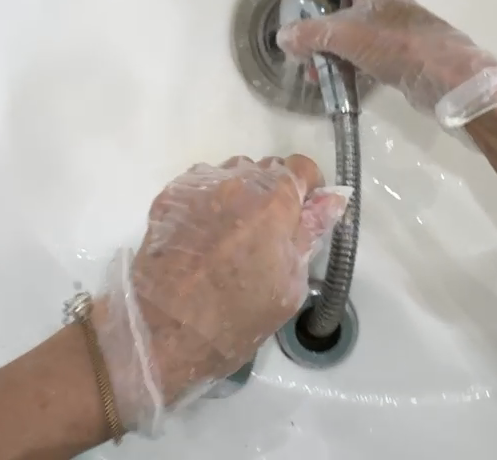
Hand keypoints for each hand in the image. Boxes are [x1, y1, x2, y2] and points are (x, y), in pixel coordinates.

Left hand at [95, 155, 350, 433]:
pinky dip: (209, 201)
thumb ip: (311, 234)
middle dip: (274, 194)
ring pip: (232, 174)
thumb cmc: (236, 316)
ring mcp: (200, 183)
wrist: (164, 328)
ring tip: (232, 237)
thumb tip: (332, 200)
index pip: (302, 167)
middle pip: (266, 169)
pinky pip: (201, 184)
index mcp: (274, 200)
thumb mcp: (290, 284)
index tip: (304, 213)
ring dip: (240, 195)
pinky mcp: (171, 193)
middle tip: (267, 236)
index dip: (308, 188)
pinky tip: (204, 236)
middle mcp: (237, 179)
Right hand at [275, 0, 496, 129]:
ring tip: (314, 69)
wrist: (446, 77)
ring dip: (331, 49)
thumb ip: (309, 34)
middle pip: (344, 6)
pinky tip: (338, 82)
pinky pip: (366, 58)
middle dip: (318, 22)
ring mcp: (395, 34)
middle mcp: (384, 8)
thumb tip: (283, 37)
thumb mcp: (345, 34)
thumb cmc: (397, 44)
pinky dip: (348, 66)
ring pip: (354, 36)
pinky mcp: (402, 60)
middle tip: (300, 39)